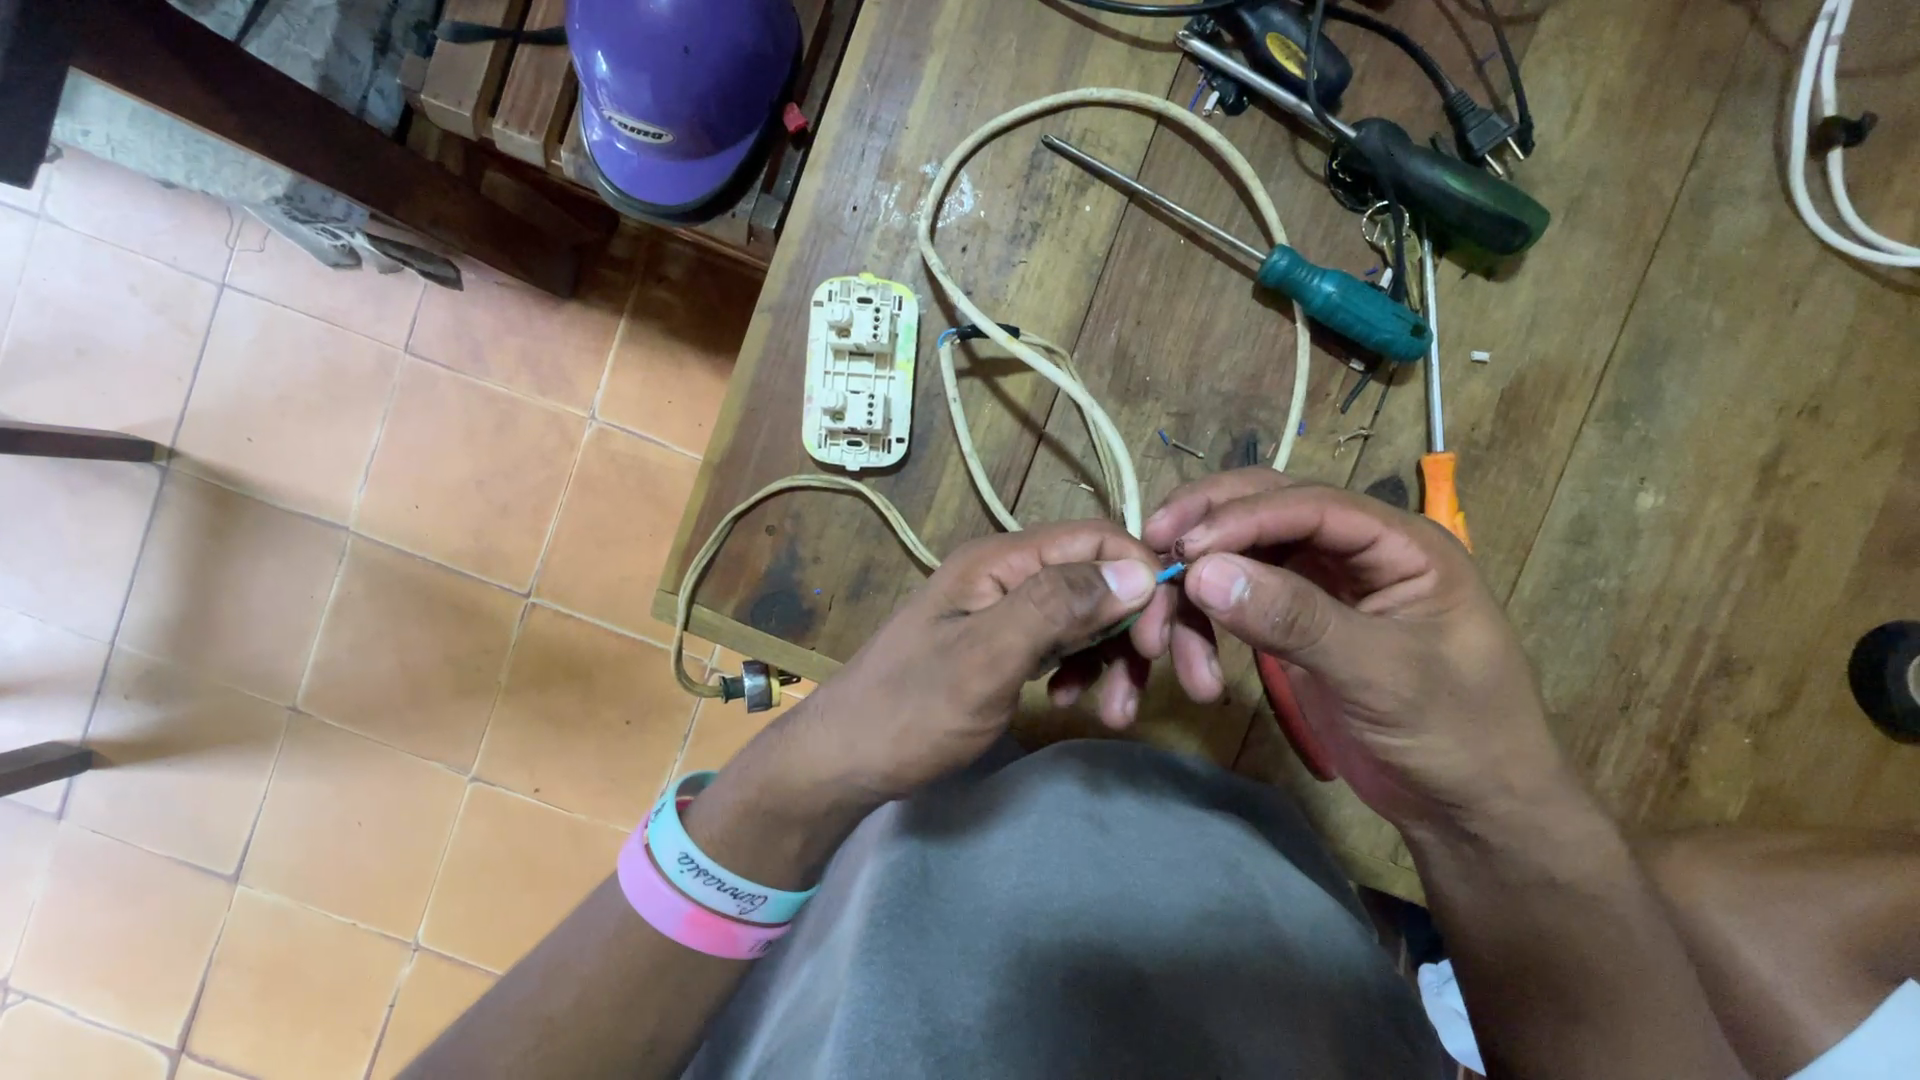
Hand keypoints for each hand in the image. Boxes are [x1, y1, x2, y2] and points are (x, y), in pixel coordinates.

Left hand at [792, 520, 1161, 801]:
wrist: (843, 761)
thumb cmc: (909, 711)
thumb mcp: (986, 659)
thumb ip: (1056, 607)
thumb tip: (1136, 569)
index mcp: (999, 561)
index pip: (1096, 539)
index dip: (1140, 579)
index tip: (1160, 642)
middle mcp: (1004, 574)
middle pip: (1097, 578)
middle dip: (1134, 626)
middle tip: (1152, 684)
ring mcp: (1001, 609)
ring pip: (1084, 615)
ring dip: (1112, 657)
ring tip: (1116, 712)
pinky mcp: (1000, 644)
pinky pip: (1060, 644)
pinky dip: (1080, 670)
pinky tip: (1072, 701)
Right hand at [1136, 469, 1569, 832]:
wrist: (1468, 812)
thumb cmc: (1456, 736)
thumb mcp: (1382, 675)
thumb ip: (1295, 620)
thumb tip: (1202, 572)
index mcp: (1401, 543)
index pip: (1310, 504)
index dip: (1242, 517)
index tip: (1182, 545)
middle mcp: (1357, 551)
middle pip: (1268, 509)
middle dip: (1207, 526)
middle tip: (1151, 542)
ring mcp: (1324, 587)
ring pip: (1243, 556)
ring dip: (1198, 588)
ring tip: (1161, 634)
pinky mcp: (1296, 624)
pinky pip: (1238, 602)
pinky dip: (1205, 624)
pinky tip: (1191, 663)